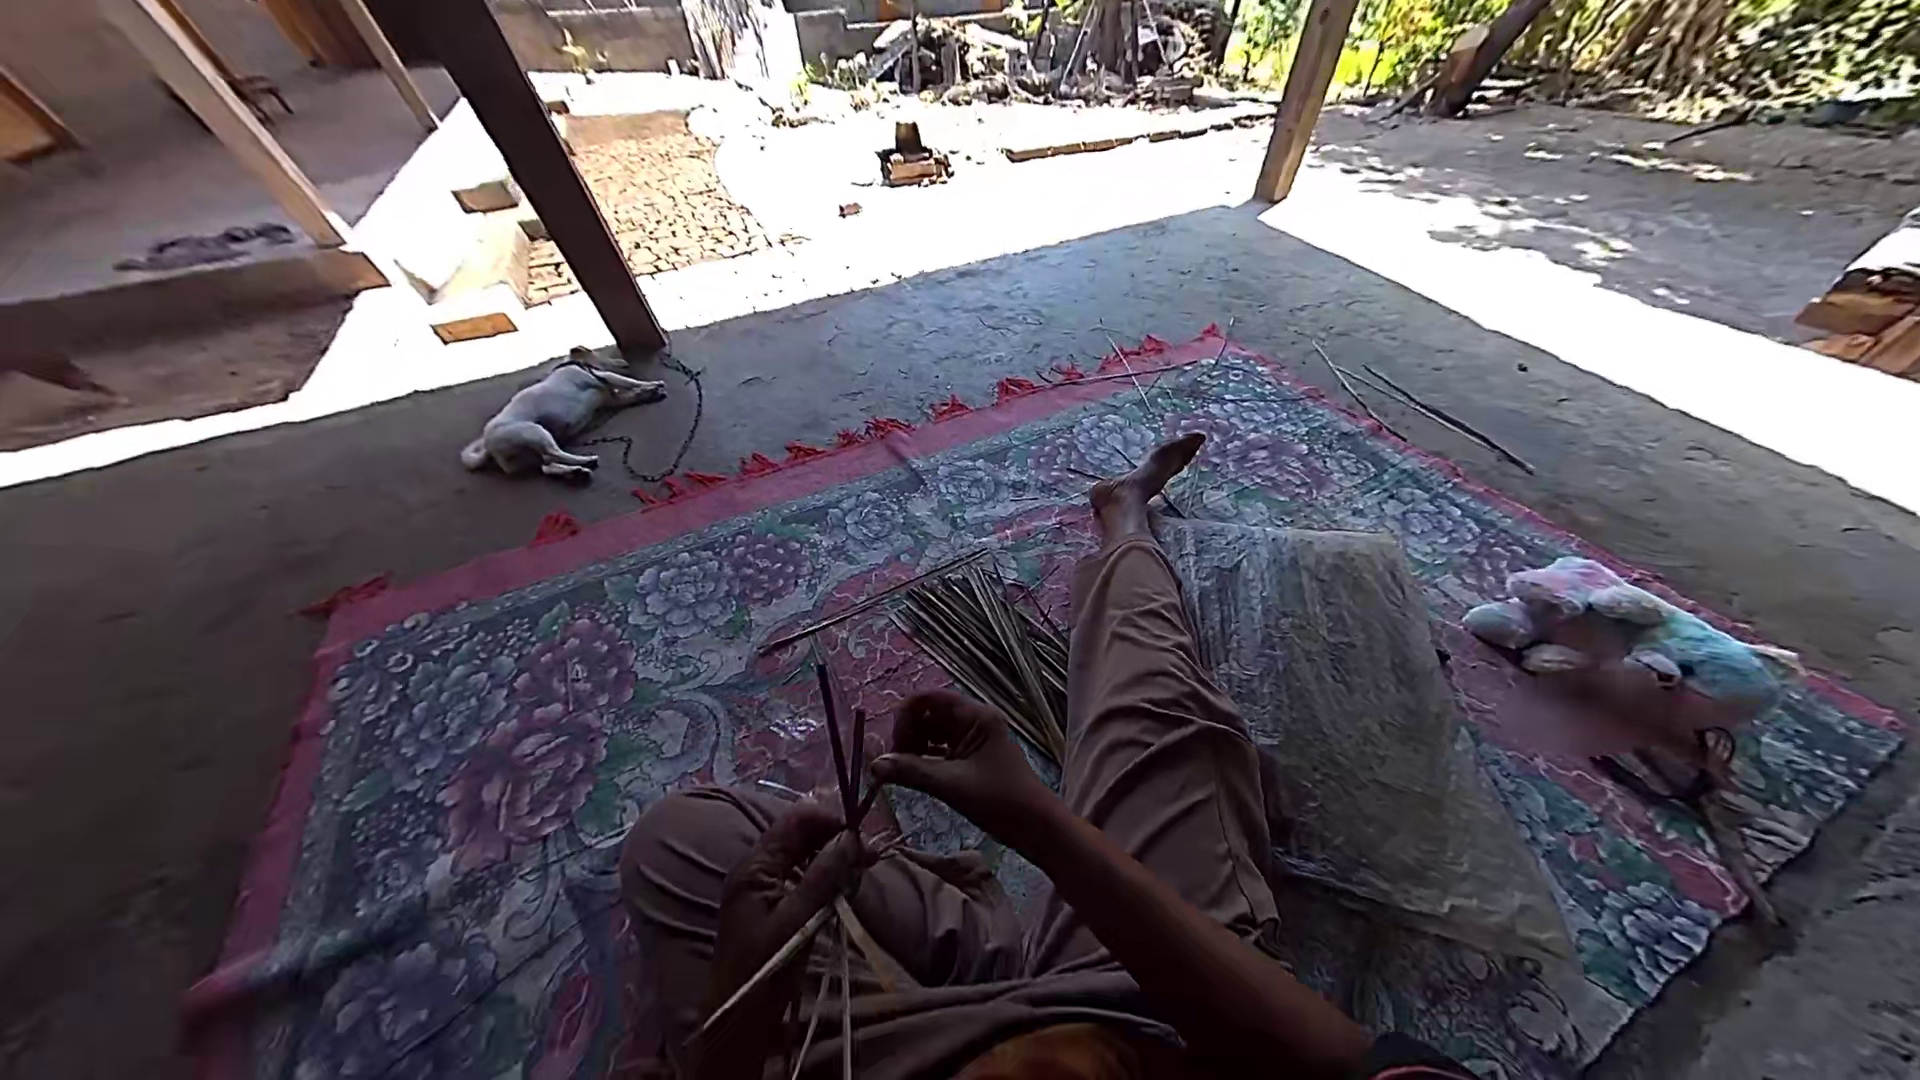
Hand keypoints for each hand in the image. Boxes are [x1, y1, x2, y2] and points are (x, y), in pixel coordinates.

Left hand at [702, 801, 867, 1028]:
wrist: (737, 1029)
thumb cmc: (762, 972)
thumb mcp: (796, 922)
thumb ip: (823, 875)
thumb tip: (851, 836)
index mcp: (755, 866)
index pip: (796, 820)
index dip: (829, 819)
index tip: (861, 834)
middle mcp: (760, 868)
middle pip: (803, 835)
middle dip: (837, 837)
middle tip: (870, 855)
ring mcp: (767, 887)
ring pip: (808, 855)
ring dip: (836, 857)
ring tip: (863, 869)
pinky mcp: (777, 905)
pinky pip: (807, 876)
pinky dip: (829, 876)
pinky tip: (847, 885)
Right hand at [871, 691, 1057, 843]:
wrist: (1036, 827)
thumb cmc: (1000, 800)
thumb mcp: (952, 785)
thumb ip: (912, 771)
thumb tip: (874, 764)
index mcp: (976, 716)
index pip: (932, 698)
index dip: (907, 712)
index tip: (893, 741)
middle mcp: (973, 721)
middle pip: (929, 714)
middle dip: (907, 732)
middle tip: (893, 761)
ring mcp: (972, 740)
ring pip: (932, 732)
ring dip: (913, 747)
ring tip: (899, 770)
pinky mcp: (970, 758)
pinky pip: (939, 749)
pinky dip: (923, 759)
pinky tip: (910, 774)